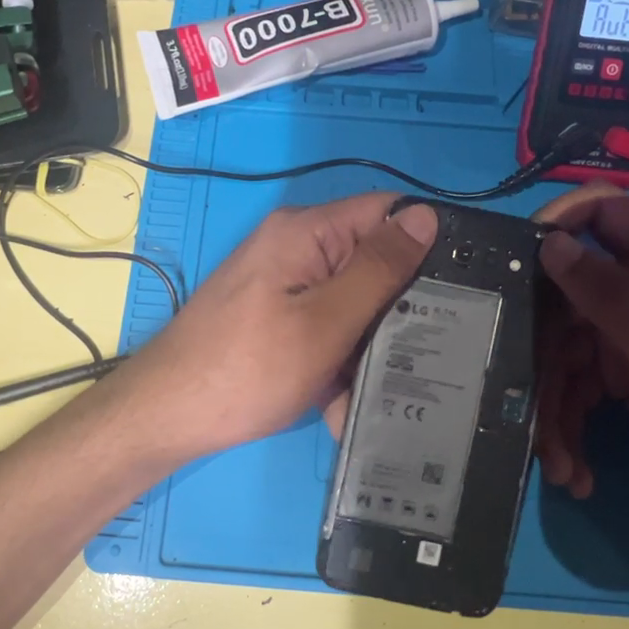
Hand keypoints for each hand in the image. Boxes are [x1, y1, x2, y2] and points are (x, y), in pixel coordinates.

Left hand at [114, 195, 437, 459]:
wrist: (166, 417)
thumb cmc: (247, 370)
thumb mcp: (326, 322)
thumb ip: (378, 269)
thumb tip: (425, 216)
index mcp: (305, 231)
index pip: (385, 211)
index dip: (425, 242)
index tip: (462, 285)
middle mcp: (294, 246)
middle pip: (370, 260)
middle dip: (396, 307)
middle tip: (429, 351)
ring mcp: (282, 283)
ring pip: (352, 302)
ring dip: (366, 344)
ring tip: (384, 388)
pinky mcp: (276, 317)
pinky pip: (324, 327)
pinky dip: (337, 360)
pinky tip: (342, 401)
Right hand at [532, 186, 628, 527]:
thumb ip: (611, 297)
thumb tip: (550, 242)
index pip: (603, 210)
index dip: (555, 223)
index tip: (514, 267)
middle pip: (567, 294)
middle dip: (544, 354)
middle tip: (527, 405)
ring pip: (566, 346)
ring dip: (555, 407)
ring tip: (561, 467)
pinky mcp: (628, 365)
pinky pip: (580, 379)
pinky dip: (572, 422)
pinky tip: (574, 470)